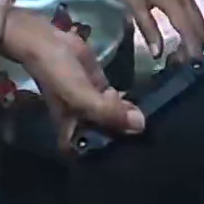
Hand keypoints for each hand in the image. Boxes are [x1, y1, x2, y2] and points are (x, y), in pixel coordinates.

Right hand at [15, 15, 143, 146]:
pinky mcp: (100, 89)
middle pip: (110, 139)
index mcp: (73, 136)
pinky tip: (145, 105)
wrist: (48, 44)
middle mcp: (84, 126)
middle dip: (128, 138)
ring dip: (130, 120)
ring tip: (154, 124)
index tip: (137, 159)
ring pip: (116, 120)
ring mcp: (93, 107)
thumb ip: (109, 113)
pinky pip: (117, 102)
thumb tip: (141, 125)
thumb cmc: (58, 76)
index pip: (96, 157)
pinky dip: (128, 105)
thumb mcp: (82, 97)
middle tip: (152, 142)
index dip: (115, 160)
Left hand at [116, 0, 203, 60]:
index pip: (190, 34)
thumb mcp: (134, 1)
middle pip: (201, 32)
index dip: (192, 54)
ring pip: (201, 25)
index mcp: (174, 2)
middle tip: (177, 65)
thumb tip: (159, 54)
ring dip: (195, 42)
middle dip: (194, 51)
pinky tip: (182, 41)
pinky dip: (194, 32)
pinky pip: (197, 18)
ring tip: (177, 56)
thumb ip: (147, 27)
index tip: (185, 71)